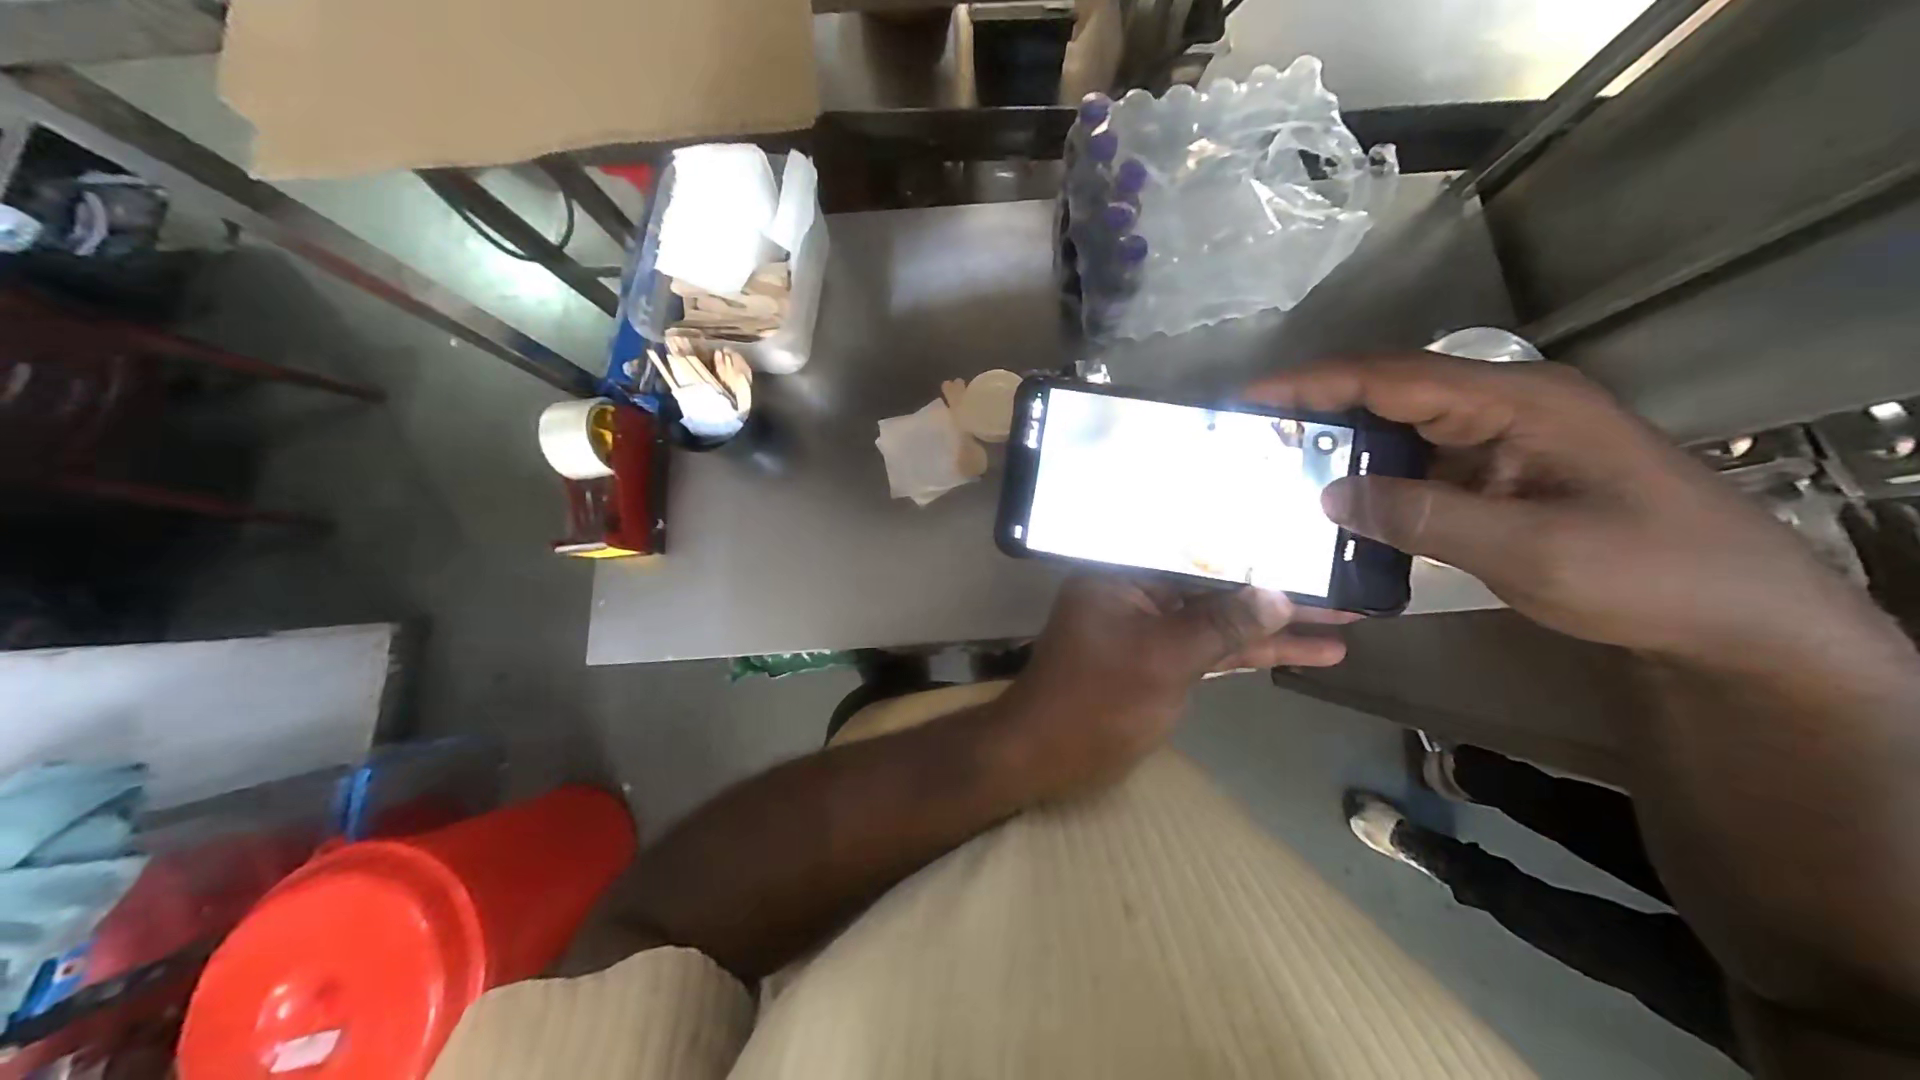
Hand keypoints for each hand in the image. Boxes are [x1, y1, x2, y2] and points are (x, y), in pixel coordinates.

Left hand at [997, 575, 1354, 795]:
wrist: (1048, 757)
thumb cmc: (1098, 701)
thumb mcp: (1165, 658)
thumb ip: (1222, 623)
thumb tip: (1278, 595)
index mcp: (1123, 571)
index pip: (1196, 549)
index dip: (1255, 550)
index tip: (1306, 545)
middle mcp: (1136, 589)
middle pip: (1214, 583)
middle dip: (1276, 591)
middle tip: (1342, 590)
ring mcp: (1150, 625)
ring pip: (1219, 618)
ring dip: (1274, 625)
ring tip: (1344, 625)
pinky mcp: (1161, 658)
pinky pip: (1211, 647)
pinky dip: (1250, 651)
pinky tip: (1303, 651)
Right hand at [1247, 356, 1888, 671]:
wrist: (1739, 619)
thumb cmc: (1650, 574)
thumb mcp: (1532, 550)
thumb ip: (1424, 516)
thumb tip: (1327, 495)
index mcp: (1520, 402)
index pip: (1395, 376)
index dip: (1315, 382)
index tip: (1249, 396)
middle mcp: (1507, 406)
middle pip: (1390, 393)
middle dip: (1316, 409)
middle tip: (1251, 435)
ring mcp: (1506, 438)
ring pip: (1400, 428)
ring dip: (1341, 446)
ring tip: (1278, 466)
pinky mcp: (1502, 472)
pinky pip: (1420, 464)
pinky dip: (1373, 479)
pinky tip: (1338, 503)